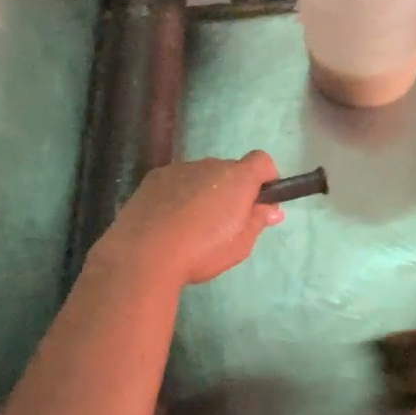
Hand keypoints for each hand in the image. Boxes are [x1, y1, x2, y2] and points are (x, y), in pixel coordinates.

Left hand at [90, 152, 282, 285]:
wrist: (143, 253)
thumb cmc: (201, 251)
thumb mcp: (240, 245)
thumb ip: (258, 221)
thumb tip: (272, 208)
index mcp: (237, 178)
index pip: (262, 160)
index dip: (266, 177)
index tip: (262, 200)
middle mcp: (209, 165)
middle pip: (229, 170)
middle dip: (232, 189)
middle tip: (225, 222)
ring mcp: (179, 168)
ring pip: (201, 175)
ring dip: (204, 191)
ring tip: (192, 225)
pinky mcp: (154, 177)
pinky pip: (177, 181)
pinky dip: (179, 194)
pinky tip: (169, 220)